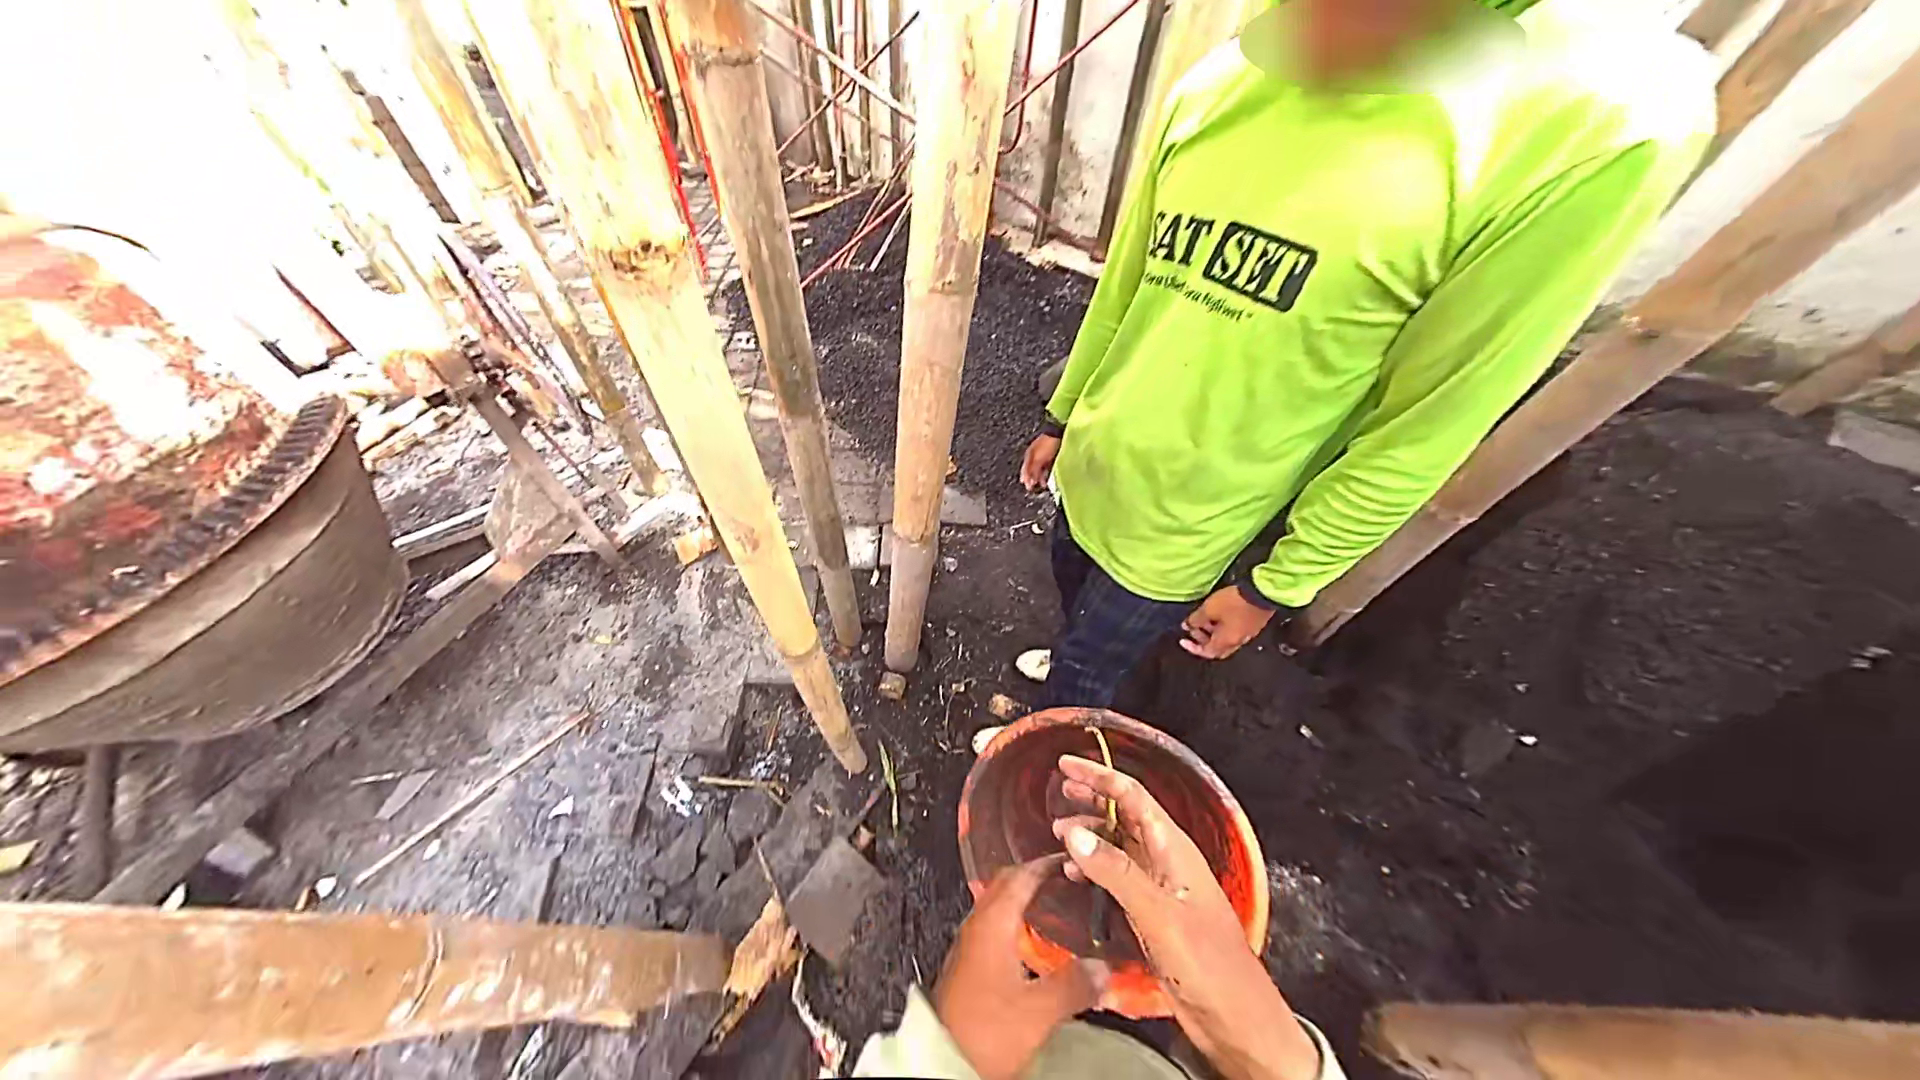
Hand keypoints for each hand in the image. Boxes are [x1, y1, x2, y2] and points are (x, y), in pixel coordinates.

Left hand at [934, 856, 1105, 1079]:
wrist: (943, 1057)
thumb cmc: (984, 1029)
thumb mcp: (1037, 1010)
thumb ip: (1073, 985)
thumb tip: (1104, 968)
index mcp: (993, 921)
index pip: (1022, 875)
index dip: (1047, 863)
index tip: (1070, 857)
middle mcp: (978, 922)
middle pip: (1008, 881)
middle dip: (1036, 873)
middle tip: (1065, 876)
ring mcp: (971, 940)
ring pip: (1000, 901)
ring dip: (1025, 895)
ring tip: (1054, 901)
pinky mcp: (969, 959)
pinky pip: (996, 921)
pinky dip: (1016, 916)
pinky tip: (1032, 937)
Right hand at [1020, 434, 1062, 491]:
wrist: (1058, 433)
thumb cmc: (1046, 446)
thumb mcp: (1038, 459)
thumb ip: (1032, 470)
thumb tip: (1028, 481)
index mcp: (1028, 455)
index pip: (1025, 470)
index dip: (1026, 478)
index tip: (1028, 487)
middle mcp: (1033, 456)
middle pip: (1031, 470)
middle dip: (1032, 479)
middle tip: (1033, 488)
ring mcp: (1041, 455)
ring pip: (1038, 469)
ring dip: (1039, 477)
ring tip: (1042, 485)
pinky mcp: (1049, 456)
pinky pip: (1045, 467)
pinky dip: (1045, 473)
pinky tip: (1047, 478)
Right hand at [1053, 755, 1319, 1079]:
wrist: (1238, 1022)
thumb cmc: (1209, 965)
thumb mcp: (1158, 914)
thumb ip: (1115, 871)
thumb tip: (1074, 832)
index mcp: (1173, 847)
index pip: (1131, 795)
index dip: (1098, 775)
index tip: (1067, 764)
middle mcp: (1165, 858)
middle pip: (1124, 813)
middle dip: (1092, 795)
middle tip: (1061, 788)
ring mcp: (1159, 885)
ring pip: (1118, 843)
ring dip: (1089, 833)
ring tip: (1059, 832)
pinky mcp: (1152, 911)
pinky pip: (1117, 875)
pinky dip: (1093, 867)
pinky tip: (1075, 873)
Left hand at [1181, 586, 1274, 659]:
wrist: (1261, 593)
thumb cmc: (1233, 603)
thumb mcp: (1209, 609)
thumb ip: (1196, 619)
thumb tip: (1187, 626)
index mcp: (1226, 642)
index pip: (1207, 652)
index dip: (1193, 648)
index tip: (1183, 640)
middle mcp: (1237, 642)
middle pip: (1216, 647)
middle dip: (1202, 639)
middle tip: (1193, 627)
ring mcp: (1247, 634)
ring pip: (1225, 638)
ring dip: (1212, 631)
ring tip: (1204, 617)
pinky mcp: (1253, 625)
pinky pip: (1233, 631)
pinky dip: (1222, 627)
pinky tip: (1218, 614)